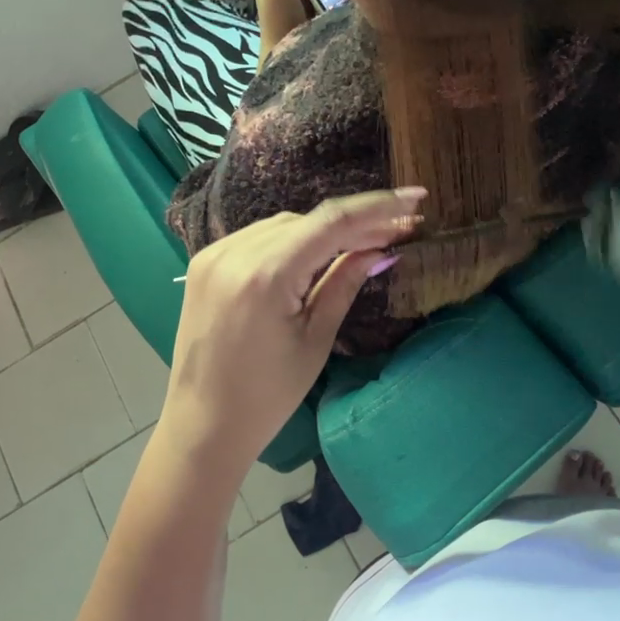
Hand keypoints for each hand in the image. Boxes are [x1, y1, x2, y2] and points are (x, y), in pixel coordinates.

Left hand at [160, 189, 424, 470]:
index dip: (378, 206)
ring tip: (363, 242)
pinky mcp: (203, 263)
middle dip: (355, 222)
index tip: (416, 196)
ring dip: (322, 230)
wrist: (203, 424)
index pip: (332, 220)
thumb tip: (382, 247)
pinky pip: (257, 238)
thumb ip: (346, 282)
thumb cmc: (268, 395)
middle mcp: (235, 252)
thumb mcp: (316, 339)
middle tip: (398, 229)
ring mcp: (214, 254)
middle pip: (307, 220)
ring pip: (282, 225)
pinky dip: (290, 240)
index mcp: (267, 274)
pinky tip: (315, 253)